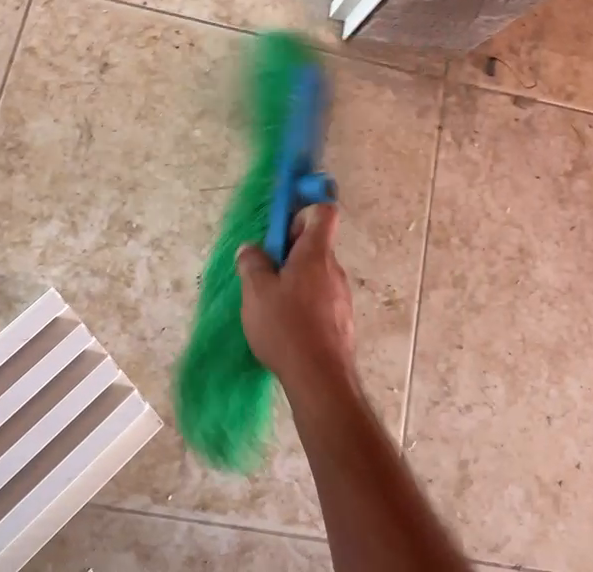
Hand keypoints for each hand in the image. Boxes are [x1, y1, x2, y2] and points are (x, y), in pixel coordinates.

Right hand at [236, 203, 355, 397]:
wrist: (320, 379)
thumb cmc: (286, 327)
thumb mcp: (256, 292)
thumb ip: (252, 264)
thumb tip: (251, 249)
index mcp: (316, 254)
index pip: (323, 212)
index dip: (302, 212)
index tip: (280, 231)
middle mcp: (334, 270)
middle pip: (315, 246)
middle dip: (289, 253)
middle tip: (264, 273)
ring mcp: (341, 297)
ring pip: (316, 275)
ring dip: (295, 281)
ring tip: (271, 306)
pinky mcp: (342, 321)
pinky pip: (321, 300)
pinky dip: (304, 304)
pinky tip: (286, 327)